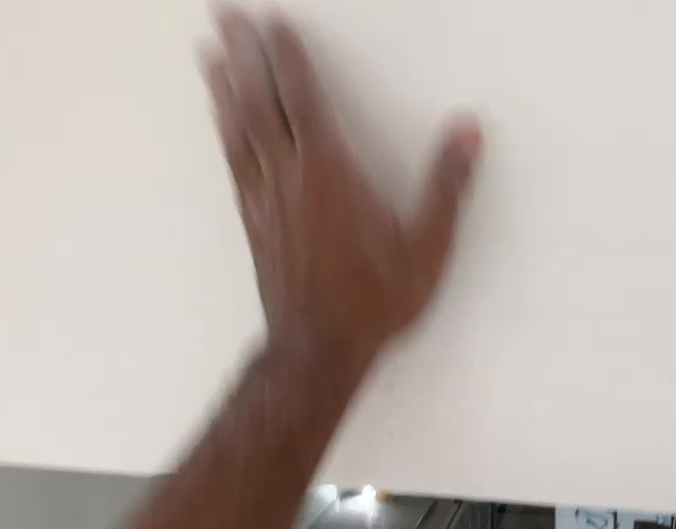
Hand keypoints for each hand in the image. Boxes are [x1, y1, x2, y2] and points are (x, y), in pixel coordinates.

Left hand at [201, 7, 481, 366]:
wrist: (321, 348)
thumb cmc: (373, 301)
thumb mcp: (426, 248)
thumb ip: (446, 187)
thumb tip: (468, 132)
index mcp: (330, 173)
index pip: (304, 99)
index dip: (288, 57)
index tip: (276, 25)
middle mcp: (290, 179)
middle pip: (259, 103)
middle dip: (243, 56)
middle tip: (226, 17)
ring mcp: (267, 203)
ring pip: (238, 133)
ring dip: (222, 90)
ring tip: (207, 57)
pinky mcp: (255, 228)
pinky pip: (234, 168)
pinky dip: (225, 138)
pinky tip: (223, 130)